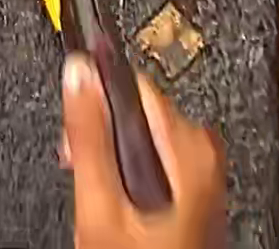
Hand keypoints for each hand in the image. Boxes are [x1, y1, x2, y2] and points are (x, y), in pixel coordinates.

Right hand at [63, 54, 226, 248]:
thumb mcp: (101, 206)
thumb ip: (88, 134)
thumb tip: (78, 70)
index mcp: (191, 146)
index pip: (131, 85)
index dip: (95, 101)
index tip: (73, 129)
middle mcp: (204, 153)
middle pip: (136, 111)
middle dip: (102, 134)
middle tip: (80, 168)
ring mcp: (203, 176)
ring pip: (142, 137)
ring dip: (112, 157)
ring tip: (99, 198)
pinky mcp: (196, 194)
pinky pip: (154, 160)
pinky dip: (129, 174)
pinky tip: (118, 208)